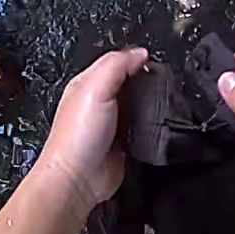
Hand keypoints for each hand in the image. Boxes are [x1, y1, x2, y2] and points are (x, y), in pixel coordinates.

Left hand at [31, 47, 148, 214]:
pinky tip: (153, 125)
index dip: (135, 59)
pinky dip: (150, 126)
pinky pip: (143, 127)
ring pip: (138, 105)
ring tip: (158, 102)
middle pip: (130, 82)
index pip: (116, 61)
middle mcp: (99, 102)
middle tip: (159, 82)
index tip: (152, 61)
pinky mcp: (124, 142)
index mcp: (87, 83)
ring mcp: (112, 123)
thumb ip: (116, 66)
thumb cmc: (76, 138)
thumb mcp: (95, 88)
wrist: (79, 179)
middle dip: (145, 81)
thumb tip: (139, 54)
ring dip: (149, 104)